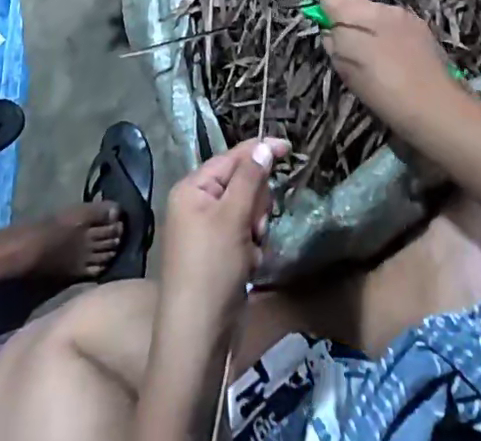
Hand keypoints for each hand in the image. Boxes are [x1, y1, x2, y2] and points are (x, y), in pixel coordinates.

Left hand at [159, 137, 291, 322]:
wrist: (200, 333)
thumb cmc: (212, 267)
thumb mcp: (232, 218)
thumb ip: (250, 179)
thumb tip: (262, 146)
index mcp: (192, 189)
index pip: (230, 159)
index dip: (258, 152)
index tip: (288, 147)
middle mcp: (196, 205)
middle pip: (242, 185)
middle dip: (256, 204)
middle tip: (255, 226)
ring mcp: (207, 231)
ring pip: (248, 212)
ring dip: (256, 229)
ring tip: (251, 251)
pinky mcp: (219, 254)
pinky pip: (245, 236)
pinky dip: (252, 249)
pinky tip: (249, 267)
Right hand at [317, 0, 458, 103]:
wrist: (434, 104)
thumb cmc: (380, 87)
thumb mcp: (344, 67)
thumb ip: (332, 40)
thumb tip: (330, 28)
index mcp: (356, 12)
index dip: (329, 13)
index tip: (333, 36)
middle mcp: (381, 6)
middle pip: (356, 5)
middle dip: (351, 23)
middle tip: (355, 52)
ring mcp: (405, 16)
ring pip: (378, 16)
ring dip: (374, 30)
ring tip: (379, 59)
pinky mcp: (424, 30)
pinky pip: (398, 27)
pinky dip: (393, 38)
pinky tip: (399, 61)